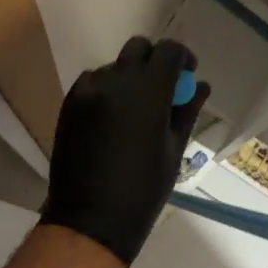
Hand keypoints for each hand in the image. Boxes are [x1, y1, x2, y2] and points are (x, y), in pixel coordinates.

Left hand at [40, 37, 209, 265]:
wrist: (91, 217)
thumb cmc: (143, 191)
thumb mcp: (173, 151)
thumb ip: (186, 112)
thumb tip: (199, 86)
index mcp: (148, 91)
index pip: (169, 51)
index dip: (182, 59)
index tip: (186, 76)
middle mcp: (115, 80)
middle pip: (138, 50)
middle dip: (154, 62)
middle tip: (162, 90)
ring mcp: (87, 90)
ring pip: (113, 66)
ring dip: (128, 78)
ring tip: (134, 112)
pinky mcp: (68, 104)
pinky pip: (92, 83)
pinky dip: (106, 92)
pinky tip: (111, 121)